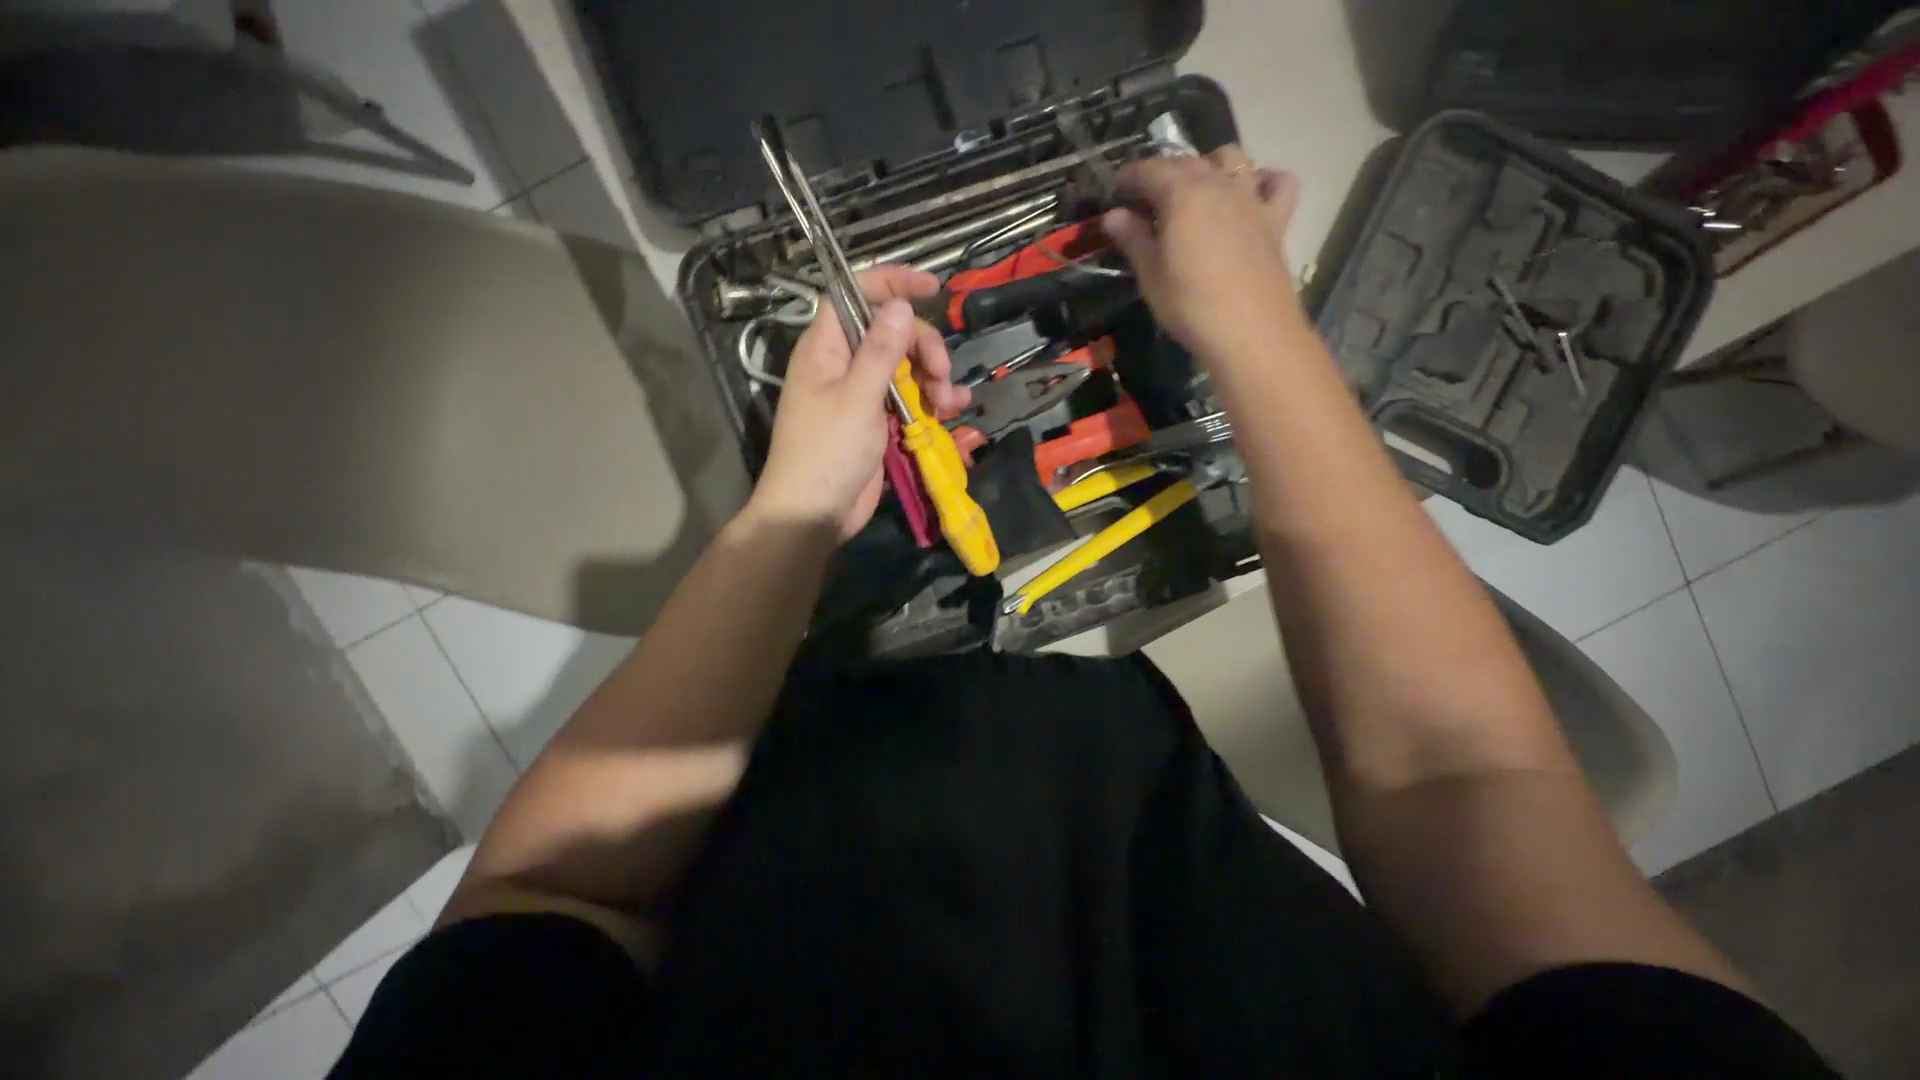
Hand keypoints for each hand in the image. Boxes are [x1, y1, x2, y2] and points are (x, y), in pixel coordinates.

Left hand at [746, 265, 967, 539]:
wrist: (812, 515)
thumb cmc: (825, 454)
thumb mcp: (856, 399)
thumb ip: (880, 351)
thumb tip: (899, 304)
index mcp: (825, 349)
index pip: (853, 295)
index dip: (889, 283)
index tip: (930, 287)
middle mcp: (842, 365)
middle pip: (890, 332)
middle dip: (922, 346)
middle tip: (940, 372)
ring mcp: (860, 394)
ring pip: (905, 367)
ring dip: (933, 377)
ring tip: (949, 401)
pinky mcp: (876, 422)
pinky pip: (908, 399)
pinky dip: (931, 402)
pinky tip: (953, 411)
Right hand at [1102, 145, 1305, 361]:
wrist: (1251, 332)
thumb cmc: (1191, 305)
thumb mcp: (1151, 275)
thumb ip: (1133, 239)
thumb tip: (1113, 215)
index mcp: (1182, 194)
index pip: (1150, 169)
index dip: (1129, 176)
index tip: (1116, 189)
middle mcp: (1219, 184)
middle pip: (1188, 162)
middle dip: (1164, 173)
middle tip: (1147, 200)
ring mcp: (1252, 199)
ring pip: (1233, 158)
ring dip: (1212, 165)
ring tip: (1198, 191)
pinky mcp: (1277, 219)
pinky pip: (1278, 182)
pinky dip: (1265, 180)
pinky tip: (1251, 196)